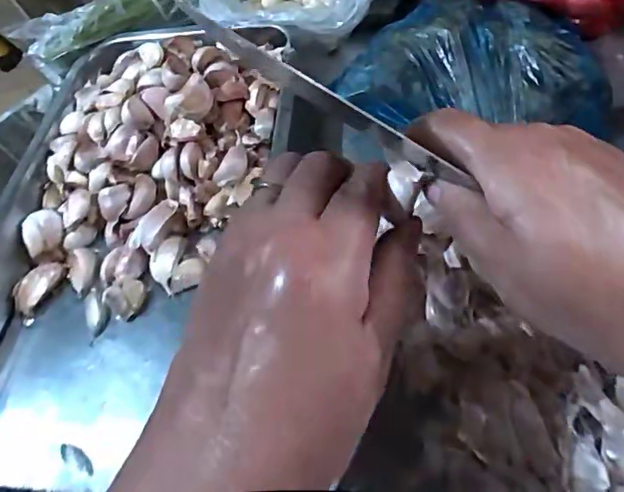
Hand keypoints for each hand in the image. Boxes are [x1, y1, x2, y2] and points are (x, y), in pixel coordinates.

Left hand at [112, 153, 419, 491]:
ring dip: (310, 180)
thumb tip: (408, 224)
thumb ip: (398, 277)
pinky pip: (255, 200)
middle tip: (362, 209)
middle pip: (319, 163)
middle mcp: (282, 228)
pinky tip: (289, 243)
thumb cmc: (311, 417)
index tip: (395, 202)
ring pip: (282, 171)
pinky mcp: (217, 253)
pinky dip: (279, 200)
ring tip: (324, 219)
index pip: (364, 181)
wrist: (214, 465)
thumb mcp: (373, 355)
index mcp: (329, 254)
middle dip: (348, 173)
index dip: (385, 180)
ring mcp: (242, 236)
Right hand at [421, 110, 623, 391]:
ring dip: (513, 185)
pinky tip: (576, 241)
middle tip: (475, 231)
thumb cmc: (587, 290)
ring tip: (531, 245)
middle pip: (488, 141)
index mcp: (505, 153)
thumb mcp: (504, 267)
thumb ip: (461, 216)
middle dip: (471, 174)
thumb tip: (438, 184)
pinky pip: (564, 165)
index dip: (420, 141)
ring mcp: (587, 143)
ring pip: (528, 155)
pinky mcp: (618, 162)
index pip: (445, 123)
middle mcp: (544, 134)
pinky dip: (550, 190)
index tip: (413, 173)